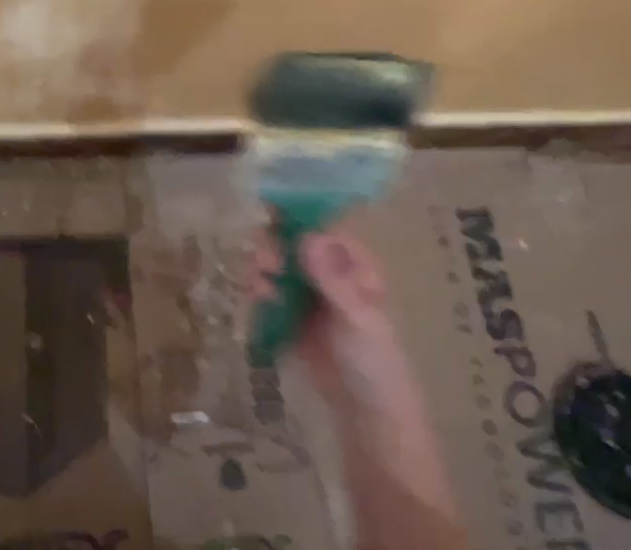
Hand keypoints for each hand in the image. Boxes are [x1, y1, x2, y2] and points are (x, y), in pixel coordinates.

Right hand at [249, 224, 409, 411]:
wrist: (366, 414)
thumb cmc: (373, 361)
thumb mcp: (355, 317)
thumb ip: (330, 278)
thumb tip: (308, 237)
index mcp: (355, 266)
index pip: (323, 231)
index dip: (297, 221)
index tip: (270, 215)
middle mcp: (330, 274)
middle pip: (294, 245)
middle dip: (274, 246)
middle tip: (263, 261)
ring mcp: (309, 296)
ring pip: (279, 267)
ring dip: (263, 267)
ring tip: (256, 282)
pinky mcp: (291, 318)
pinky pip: (271, 293)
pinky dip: (261, 289)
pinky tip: (256, 295)